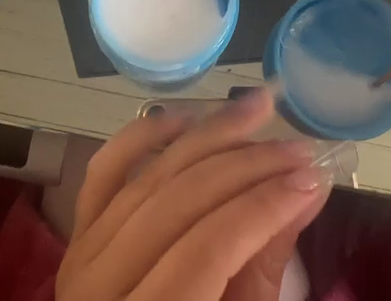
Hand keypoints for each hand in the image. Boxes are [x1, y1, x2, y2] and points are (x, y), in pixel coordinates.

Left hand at [58, 90, 329, 299]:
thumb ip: (266, 260)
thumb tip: (308, 187)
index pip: (209, 246)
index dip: (263, 205)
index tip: (312, 177)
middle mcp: (101, 284)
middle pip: (180, 201)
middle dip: (247, 166)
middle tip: (298, 147)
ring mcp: (81, 253)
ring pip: (150, 175)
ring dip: (208, 134)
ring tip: (256, 107)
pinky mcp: (77, 233)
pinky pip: (105, 170)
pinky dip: (142, 136)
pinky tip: (186, 117)